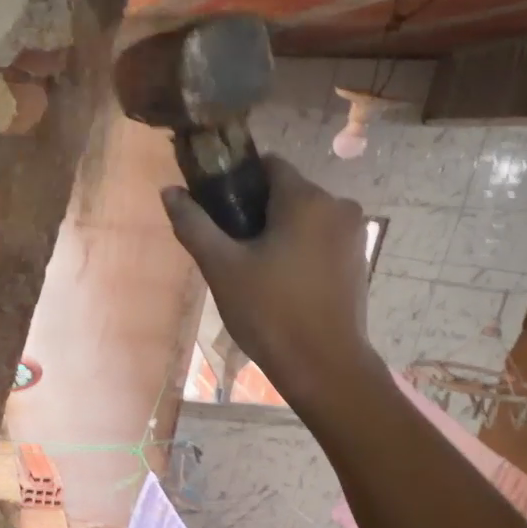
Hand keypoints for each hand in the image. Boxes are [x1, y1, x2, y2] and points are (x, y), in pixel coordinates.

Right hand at [162, 155, 384, 409]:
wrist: (322, 363)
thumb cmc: (267, 311)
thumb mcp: (221, 267)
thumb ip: (194, 225)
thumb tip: (169, 192)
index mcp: (306, 199)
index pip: (269, 164)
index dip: (237, 179)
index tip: (214, 207)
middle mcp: (338, 205)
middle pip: (286, 192)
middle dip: (254, 211)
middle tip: (225, 248)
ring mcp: (353, 233)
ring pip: (302, 218)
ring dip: (274, 232)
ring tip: (248, 270)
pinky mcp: (356, 259)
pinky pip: (318, 239)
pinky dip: (295, 249)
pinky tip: (276, 282)